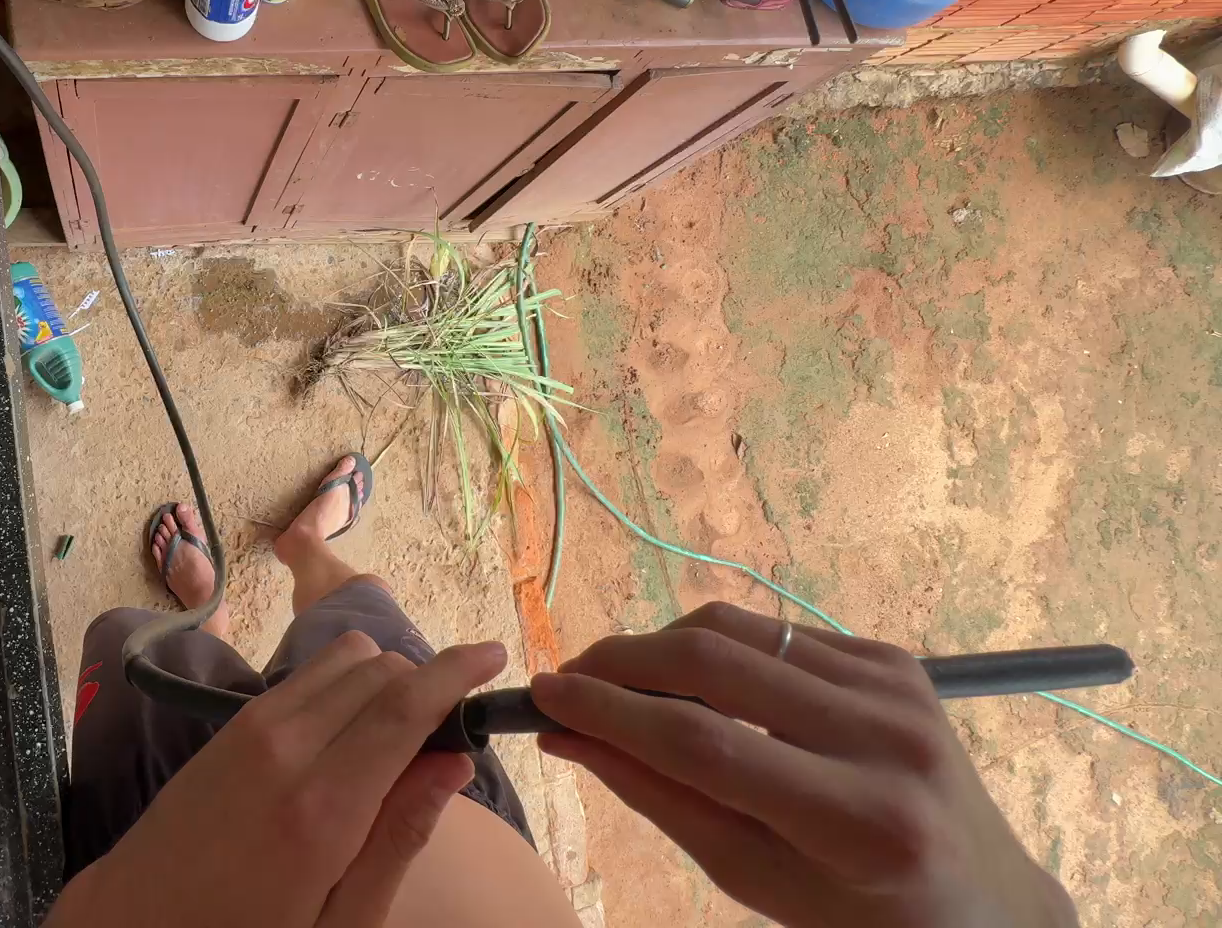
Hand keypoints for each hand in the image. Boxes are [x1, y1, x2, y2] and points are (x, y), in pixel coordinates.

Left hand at [48, 632, 506, 927]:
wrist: (136, 918)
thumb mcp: (340, 924)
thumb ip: (399, 837)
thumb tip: (455, 762)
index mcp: (321, 805)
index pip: (403, 704)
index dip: (456, 671)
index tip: (496, 657)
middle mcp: (287, 742)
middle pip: (379, 668)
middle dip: (425, 682)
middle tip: (444, 735)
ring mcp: (254, 722)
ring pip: (344, 655)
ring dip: (384, 675)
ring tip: (397, 731)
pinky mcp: (235, 718)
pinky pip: (308, 672)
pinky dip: (346, 681)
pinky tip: (349, 729)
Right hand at [532, 602, 1076, 927]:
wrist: (982, 898)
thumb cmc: (851, 912)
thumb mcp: (745, 874)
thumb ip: (649, 792)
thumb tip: (561, 731)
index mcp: (860, 823)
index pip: (701, 741)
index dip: (608, 710)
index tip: (543, 693)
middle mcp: (887, 739)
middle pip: (710, 662)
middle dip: (619, 662)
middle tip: (569, 679)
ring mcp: (895, 685)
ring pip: (728, 627)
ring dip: (654, 647)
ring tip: (623, 680)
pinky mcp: (890, 656)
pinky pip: (763, 627)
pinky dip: (706, 645)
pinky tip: (694, 679)